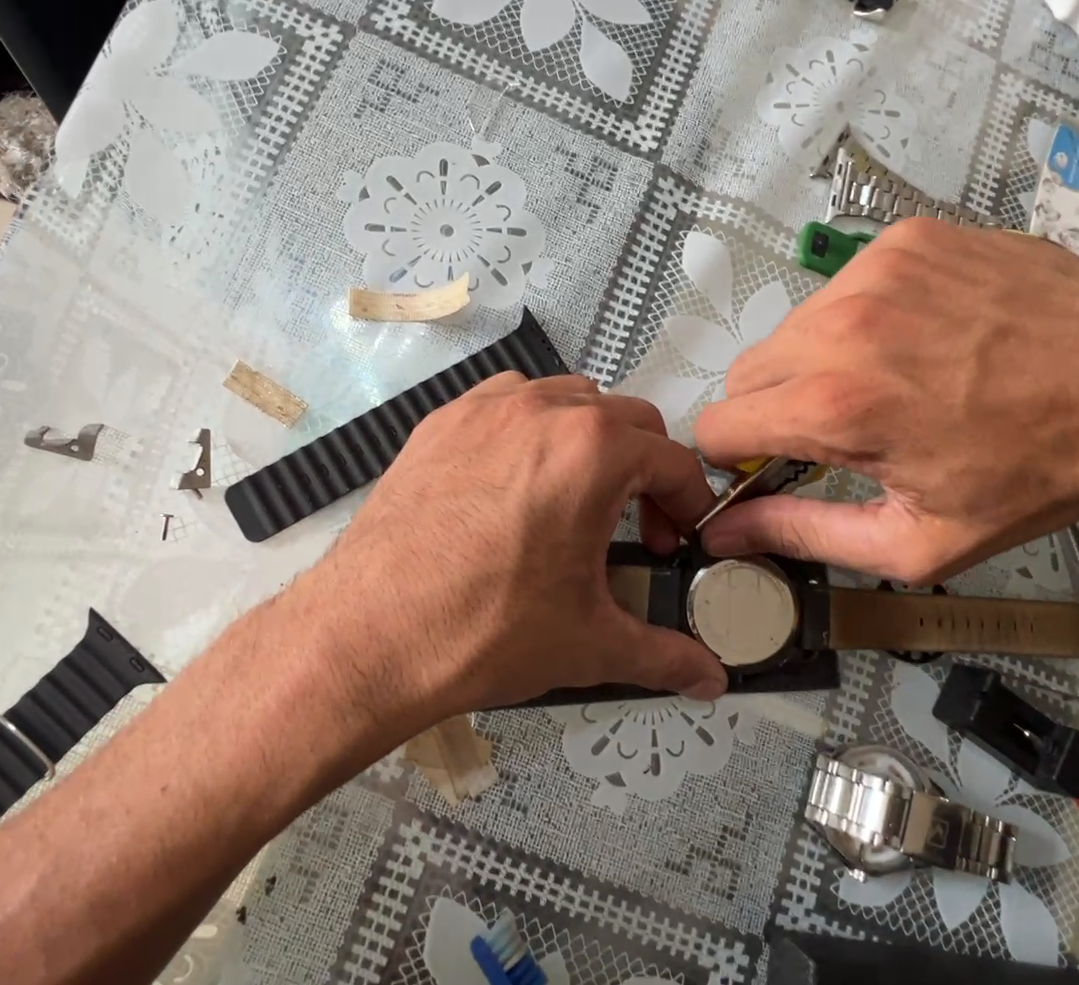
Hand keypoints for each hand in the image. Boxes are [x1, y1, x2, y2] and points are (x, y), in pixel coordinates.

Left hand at [289, 373, 727, 719]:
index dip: (689, 503)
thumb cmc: (483, 632)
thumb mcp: (588, 644)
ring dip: (588, 439)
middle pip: (625, 419)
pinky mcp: (437, 425)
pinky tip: (516, 484)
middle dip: (644, 469)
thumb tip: (710, 678)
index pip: (672, 460)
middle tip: (636, 526)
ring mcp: (482, 411)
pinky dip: (528, 429)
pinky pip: (503, 405)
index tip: (678, 540)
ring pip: (563, 399)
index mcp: (591, 451)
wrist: (368, 637)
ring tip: (577, 499)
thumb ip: (664, 655)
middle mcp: (539, 411)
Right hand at [694, 219, 1078, 582]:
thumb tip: (718, 535)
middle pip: (746, 373)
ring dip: (816, 361)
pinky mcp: (909, 239)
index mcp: (836, 404)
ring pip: (792, 327)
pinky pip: (842, 286)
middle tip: (839, 430)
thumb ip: (799, 534)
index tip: (778, 466)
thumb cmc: (1033, 481)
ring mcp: (876, 270)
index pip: (718, 425)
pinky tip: (920, 338)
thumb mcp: (913, 541)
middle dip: (774, 409)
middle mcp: (841, 324)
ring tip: (890, 382)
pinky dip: (860, 318)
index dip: (738, 457)